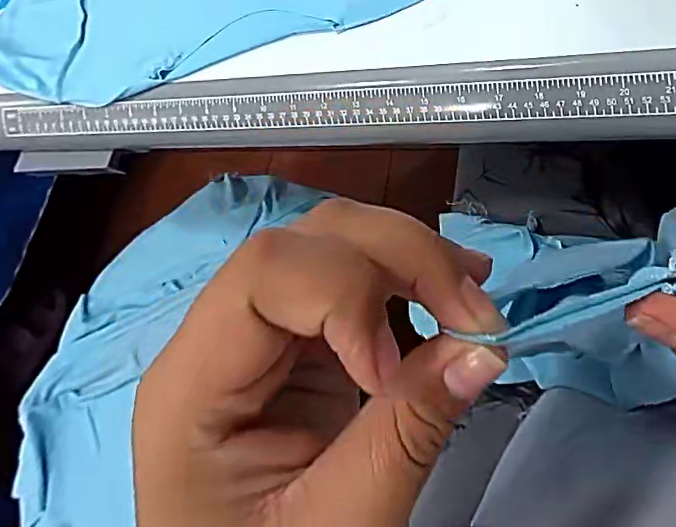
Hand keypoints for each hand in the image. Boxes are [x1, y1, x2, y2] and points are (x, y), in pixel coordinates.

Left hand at [134, 197, 508, 526]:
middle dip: (402, 257)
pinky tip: (449, 292)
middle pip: (311, 239)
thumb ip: (405, 436)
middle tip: (475, 311)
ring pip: (339, 238)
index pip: (264, 272)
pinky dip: (410, 274)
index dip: (344, 294)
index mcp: (191, 383)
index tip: (390, 370)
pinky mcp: (300, 334)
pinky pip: (356, 272)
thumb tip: (483, 349)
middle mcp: (221, 331)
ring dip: (414, 255)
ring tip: (474, 294)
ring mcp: (264, 326)